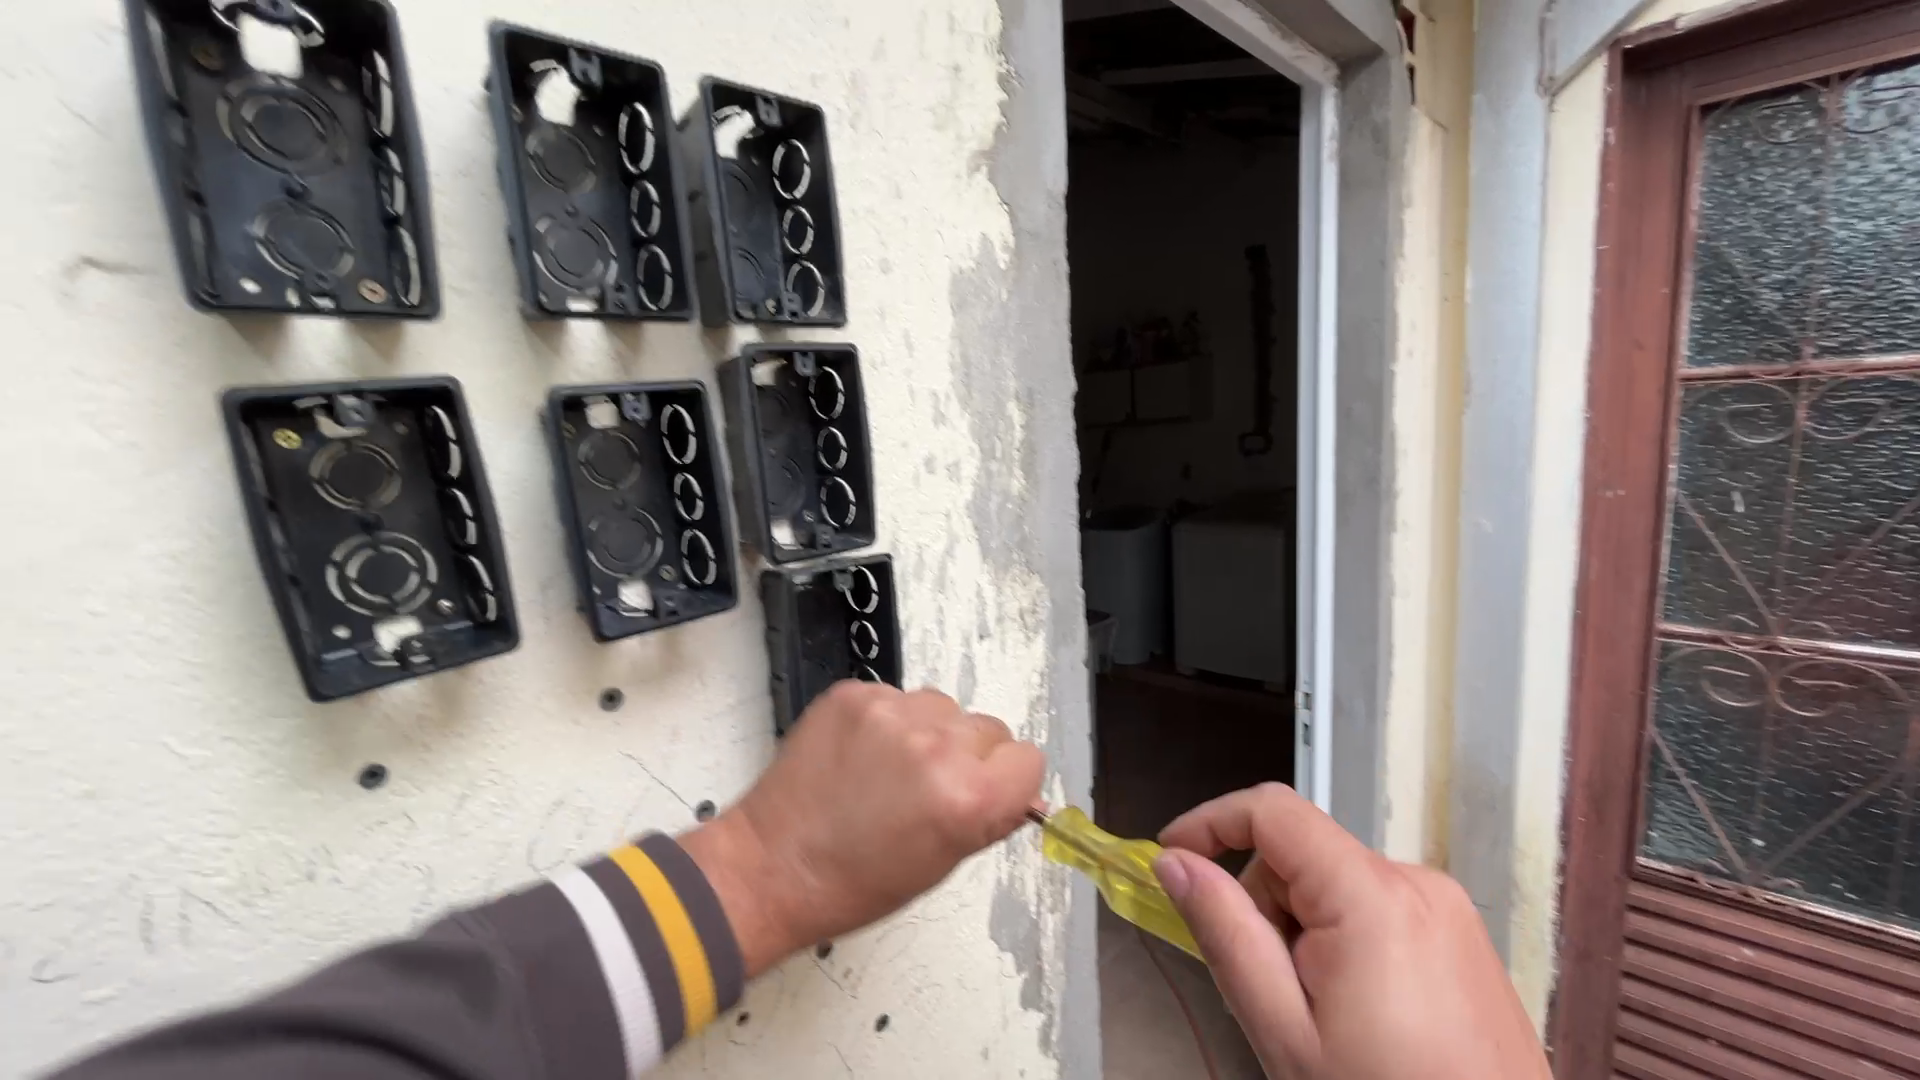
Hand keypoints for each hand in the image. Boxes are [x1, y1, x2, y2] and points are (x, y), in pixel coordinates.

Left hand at [681, 682, 1045, 976]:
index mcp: (965, 798)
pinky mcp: (855, 696)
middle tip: (931, 786)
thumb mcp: (941, 863)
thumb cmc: (850, 881)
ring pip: (944, 706)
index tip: (993, 787)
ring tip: (892, 770)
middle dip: (970, 755)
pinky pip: (897, 697)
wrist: (773, 865)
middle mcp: (934, 747)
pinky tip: (864, 755)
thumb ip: (988, 816)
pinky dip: (889, 721)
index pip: (1028, 759)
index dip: (1010, 778)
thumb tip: (1018, 789)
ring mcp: (890, 715)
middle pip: (989, 728)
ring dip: (930, 731)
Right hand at [1153, 784, 1549, 1079]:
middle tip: (1266, 990)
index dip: (1210, 822)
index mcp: (1371, 894)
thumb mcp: (1283, 1030)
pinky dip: (1341, 941)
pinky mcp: (1464, 939)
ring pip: (1332, 883)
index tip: (1169, 861)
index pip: (1271, 810)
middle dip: (1262, 905)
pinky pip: (1373, 908)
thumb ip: (1223, 932)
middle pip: (1300, 854)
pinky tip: (1359, 1015)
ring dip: (1300, 928)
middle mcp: (1416, 879)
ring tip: (1317, 1016)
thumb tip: (1171, 861)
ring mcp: (1448, 909)